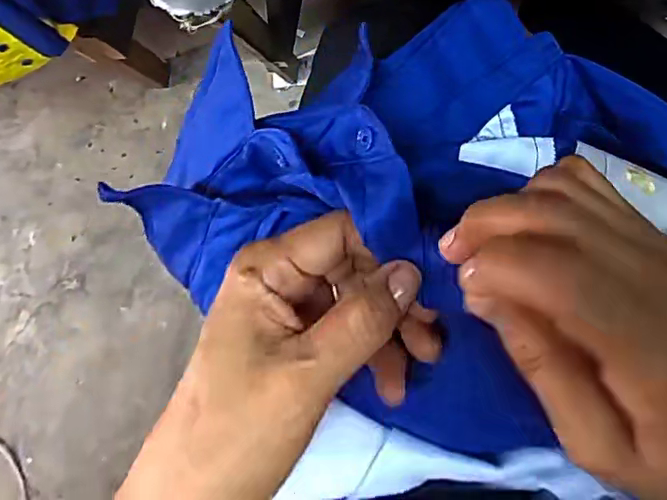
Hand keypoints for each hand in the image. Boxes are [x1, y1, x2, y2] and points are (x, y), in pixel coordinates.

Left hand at [119, 211, 440, 499]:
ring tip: (424, 360)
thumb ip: (363, 319)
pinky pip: (354, 327)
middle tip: (431, 333)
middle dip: (398, 300)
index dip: (390, 248)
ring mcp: (293, 307)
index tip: (430, 277)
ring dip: (396, 329)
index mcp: (269, 268)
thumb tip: (414, 270)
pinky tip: (394, 383)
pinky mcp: (303, 339)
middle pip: (360, 265)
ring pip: (363, 297)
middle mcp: (283, 276)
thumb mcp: (306, 376)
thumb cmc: (235, 435)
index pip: (345, 231)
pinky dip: (379, 351)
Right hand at [440, 157, 666, 499]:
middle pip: (564, 215)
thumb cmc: (659, 452)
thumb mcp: (593, 445)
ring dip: (516, 198)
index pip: (566, 275)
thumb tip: (485, 292)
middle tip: (452, 246)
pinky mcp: (652, 230)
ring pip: (574, 188)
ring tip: (482, 234)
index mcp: (644, 340)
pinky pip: (592, 183)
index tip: (461, 276)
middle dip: (495, 219)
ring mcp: (657, 243)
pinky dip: (548, 187)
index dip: (504, 262)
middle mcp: (654, 273)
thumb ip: (541, 366)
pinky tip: (526, 219)